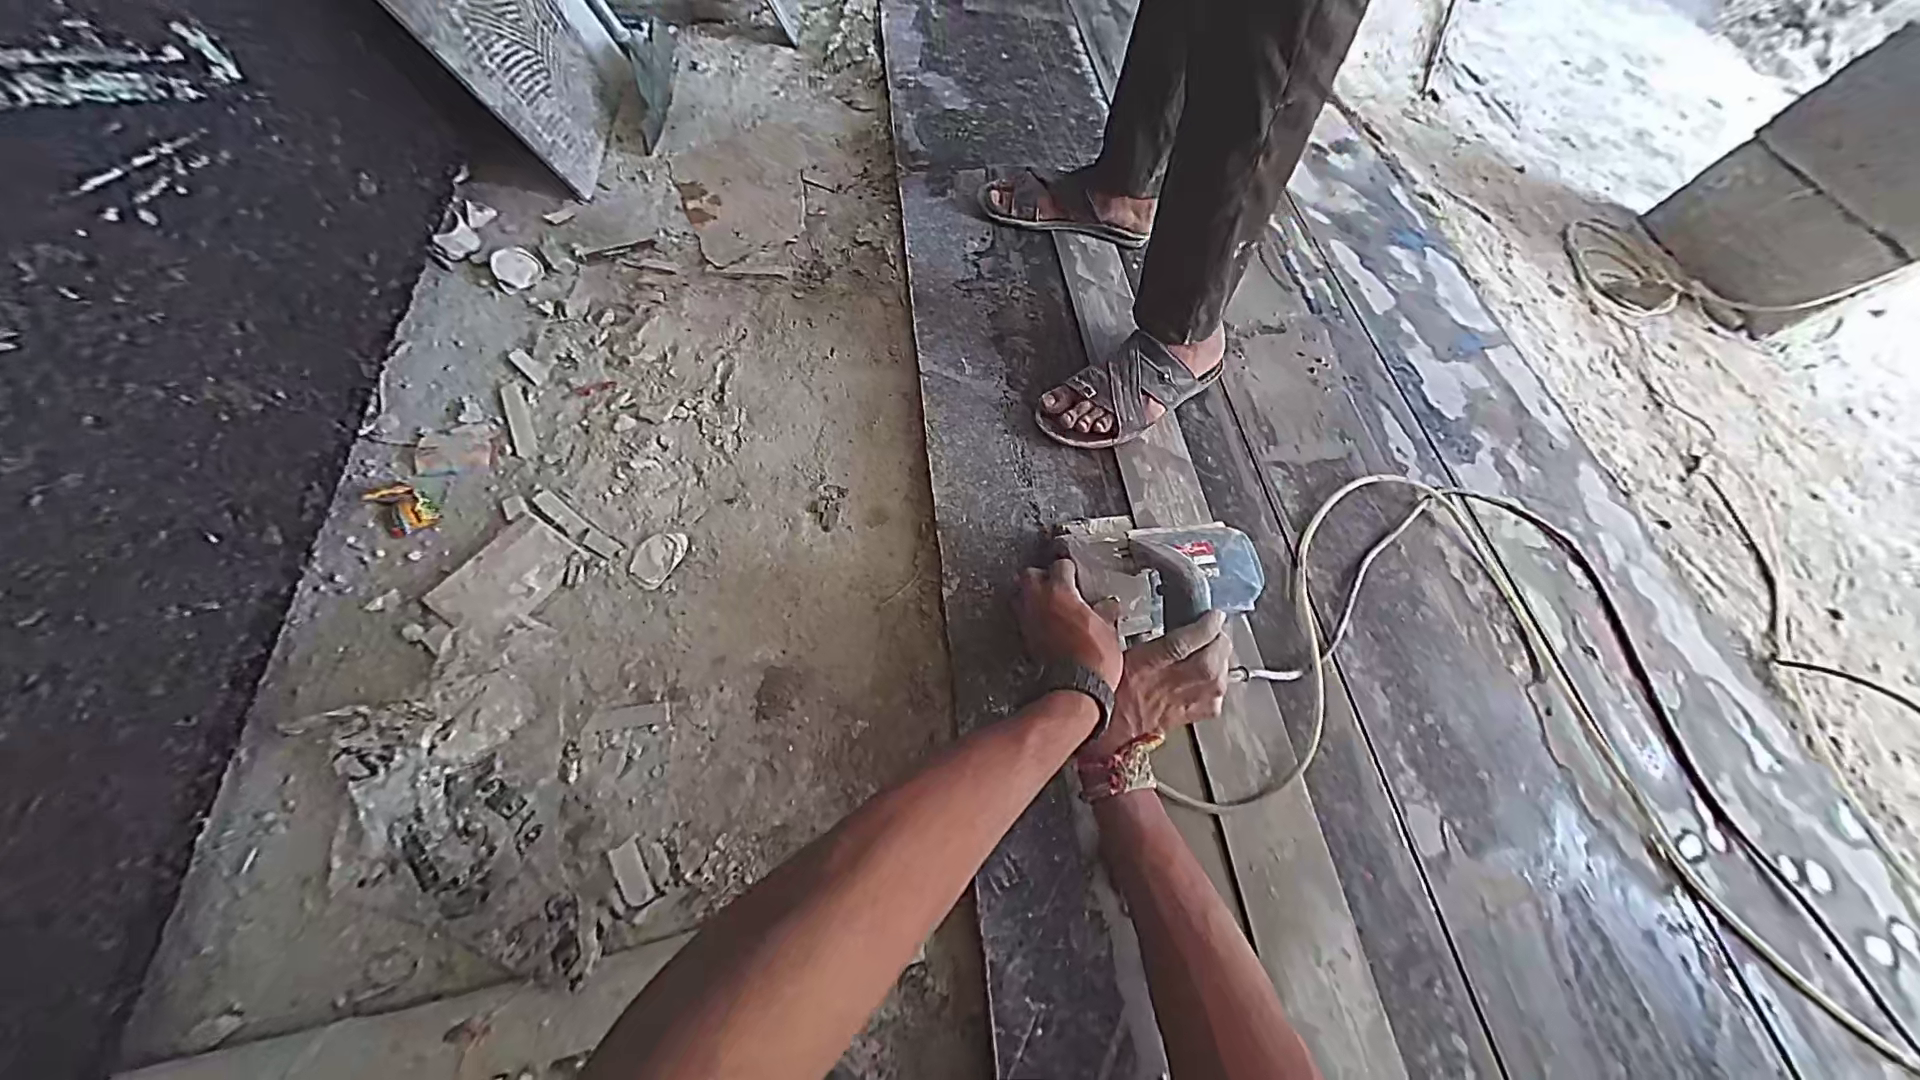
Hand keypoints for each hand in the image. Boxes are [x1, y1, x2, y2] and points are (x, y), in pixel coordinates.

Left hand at [1016, 558, 1124, 687]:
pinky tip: (1044, 622)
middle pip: (1029, 574)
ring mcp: (1028, 619)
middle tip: (1055, 582)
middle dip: (1041, 575)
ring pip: (1019, 594)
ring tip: (1046, 601)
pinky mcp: (1024, 637)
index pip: (1060, 566)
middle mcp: (1038, 601)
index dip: (1069, 568)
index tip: (1074, 573)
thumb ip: (1105, 611)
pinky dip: (1030, 615)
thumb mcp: (1109, 630)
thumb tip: (1108, 605)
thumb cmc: (1093, 658)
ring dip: (1030, 594)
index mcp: (1060, 592)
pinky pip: (1022, 616)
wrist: (1075, 688)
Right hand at [1080, 610, 1231, 760]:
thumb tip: (1112, 605)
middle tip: (1220, 629)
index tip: (1214, 615)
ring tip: (1221, 650)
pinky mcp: (1183, 718)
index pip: (1182, 645)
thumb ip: (1108, 627)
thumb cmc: (1100, 693)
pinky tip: (1216, 680)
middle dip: (1221, 643)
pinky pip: (1213, 704)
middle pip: (1208, 665)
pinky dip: (1219, 688)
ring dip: (1224, 664)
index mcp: (1143, 666)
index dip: (1203, 628)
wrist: (1099, 733)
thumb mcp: (1101, 653)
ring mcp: (1178, 705)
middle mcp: (1165, 686)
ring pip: (1216, 685)